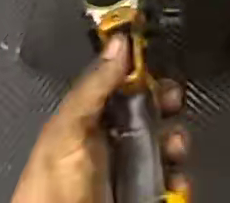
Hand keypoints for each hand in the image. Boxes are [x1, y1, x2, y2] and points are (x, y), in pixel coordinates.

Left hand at [12, 34, 189, 202]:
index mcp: (89, 121)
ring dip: (177, 139)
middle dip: (168, 102)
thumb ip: (93, 86)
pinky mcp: (145, 196)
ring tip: (175, 148)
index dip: (143, 70)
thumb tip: (120, 41)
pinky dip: (180, 176)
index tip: (158, 63)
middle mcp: (110, 143)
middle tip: (172, 103)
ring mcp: (128, 172)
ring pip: (165, 142)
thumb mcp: (65, 133)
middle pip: (151, 110)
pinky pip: (172, 179)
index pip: (123, 83)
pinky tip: (174, 178)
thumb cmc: (49, 194)